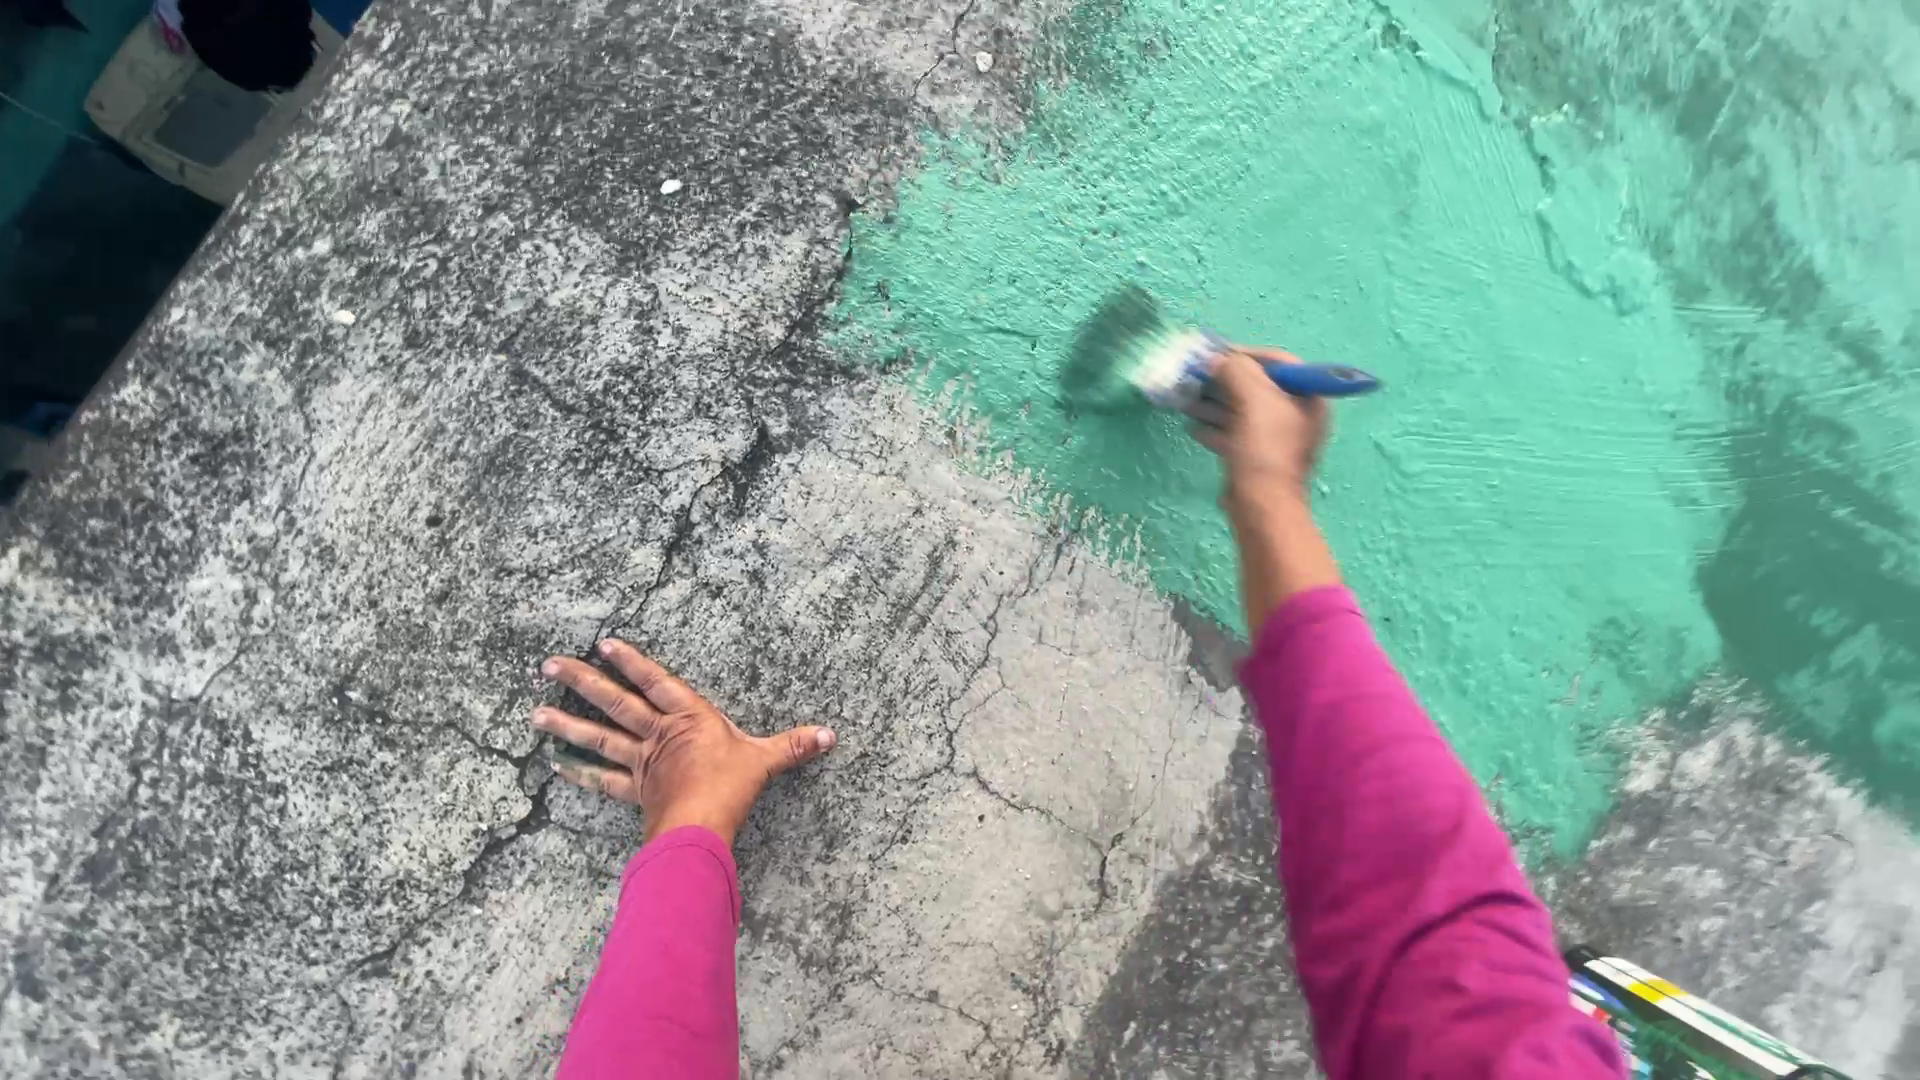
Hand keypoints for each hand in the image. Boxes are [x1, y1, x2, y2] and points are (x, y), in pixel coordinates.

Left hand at [532, 639, 835, 845]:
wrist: (701, 827)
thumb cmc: (730, 786)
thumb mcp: (765, 760)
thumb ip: (794, 745)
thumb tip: (831, 735)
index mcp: (688, 717)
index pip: (655, 681)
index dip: (631, 661)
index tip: (603, 643)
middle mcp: (659, 734)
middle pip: (614, 702)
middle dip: (582, 682)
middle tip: (549, 665)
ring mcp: (642, 763)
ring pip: (598, 737)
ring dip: (566, 724)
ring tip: (534, 711)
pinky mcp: (635, 790)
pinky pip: (602, 780)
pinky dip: (579, 773)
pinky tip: (555, 766)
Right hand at [1185, 347, 1329, 511]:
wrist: (1262, 505)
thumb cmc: (1265, 449)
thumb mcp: (1254, 400)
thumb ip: (1236, 371)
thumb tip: (1217, 359)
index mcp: (1307, 396)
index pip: (1276, 361)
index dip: (1244, 353)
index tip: (1213, 353)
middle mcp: (1296, 414)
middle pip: (1255, 385)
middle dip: (1221, 380)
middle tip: (1192, 376)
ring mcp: (1276, 438)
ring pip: (1241, 410)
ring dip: (1212, 402)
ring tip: (1184, 399)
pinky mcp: (1257, 457)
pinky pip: (1234, 434)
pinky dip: (1214, 427)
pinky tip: (1193, 426)